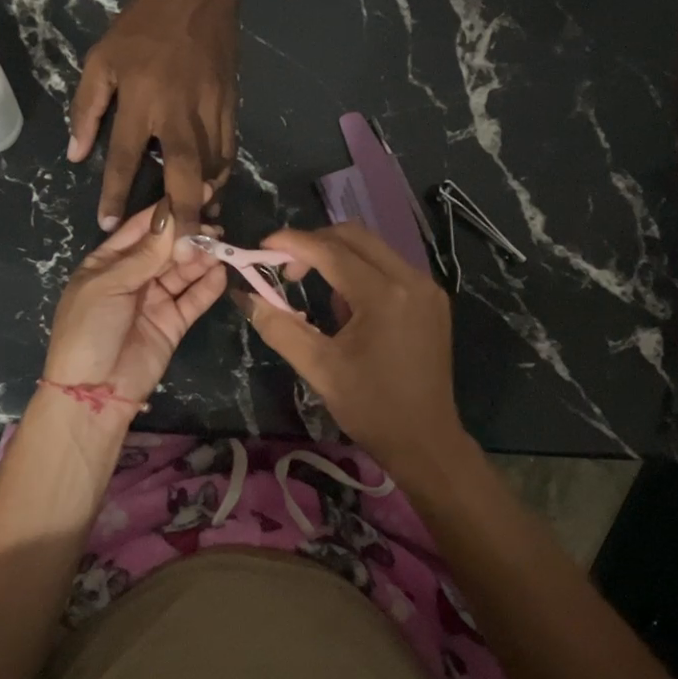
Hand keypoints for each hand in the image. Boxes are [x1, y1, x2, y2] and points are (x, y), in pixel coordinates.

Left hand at [43, 203, 226, 410]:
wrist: (92, 392)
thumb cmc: (88, 330)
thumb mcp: (108, 285)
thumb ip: (144, 254)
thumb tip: (173, 218)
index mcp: (107, 262)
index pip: (142, 228)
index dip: (168, 212)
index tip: (197, 192)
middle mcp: (132, 277)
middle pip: (166, 248)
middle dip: (189, 236)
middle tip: (215, 226)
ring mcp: (153, 300)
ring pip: (182, 271)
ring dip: (201, 258)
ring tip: (222, 247)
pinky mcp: (171, 324)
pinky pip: (192, 299)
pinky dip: (207, 287)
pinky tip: (221, 273)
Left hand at [67, 0, 238, 234]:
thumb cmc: (140, 25)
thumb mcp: (100, 60)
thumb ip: (86, 109)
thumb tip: (75, 153)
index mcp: (139, 101)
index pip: (123, 159)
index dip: (114, 196)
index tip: (107, 226)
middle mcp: (176, 114)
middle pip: (183, 175)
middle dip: (182, 214)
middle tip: (179, 247)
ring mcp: (209, 111)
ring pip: (211, 168)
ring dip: (204, 199)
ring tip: (196, 226)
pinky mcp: (230, 107)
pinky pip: (228, 151)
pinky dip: (221, 174)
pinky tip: (212, 188)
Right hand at [236, 223, 461, 466]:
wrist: (426, 442)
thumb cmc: (371, 408)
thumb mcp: (319, 368)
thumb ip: (279, 327)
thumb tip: (246, 298)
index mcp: (384, 296)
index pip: (331, 251)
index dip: (292, 243)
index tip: (262, 247)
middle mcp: (411, 280)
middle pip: (354, 236)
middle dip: (315, 243)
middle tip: (285, 268)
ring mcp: (427, 288)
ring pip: (373, 249)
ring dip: (338, 257)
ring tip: (313, 290)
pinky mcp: (432, 300)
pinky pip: (388, 268)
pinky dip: (360, 273)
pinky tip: (346, 307)